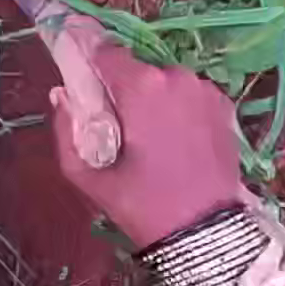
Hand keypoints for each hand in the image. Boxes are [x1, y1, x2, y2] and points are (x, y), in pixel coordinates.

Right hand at [50, 45, 241, 246]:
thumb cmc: (142, 206)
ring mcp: (206, 89)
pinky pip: (189, 97)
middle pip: (136, 70)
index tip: (83, 84)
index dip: (90, 64)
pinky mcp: (225, 106)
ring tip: (147, 141)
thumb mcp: (89, 179)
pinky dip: (177, 111)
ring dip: (150, 101)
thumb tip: (59, 97)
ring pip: (164, 83)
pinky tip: (173, 143)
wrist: (204, 232)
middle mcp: (177, 77)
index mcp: (142, 88)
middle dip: (122, 92)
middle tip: (116, 129)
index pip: (106, 53)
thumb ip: (65, 134)